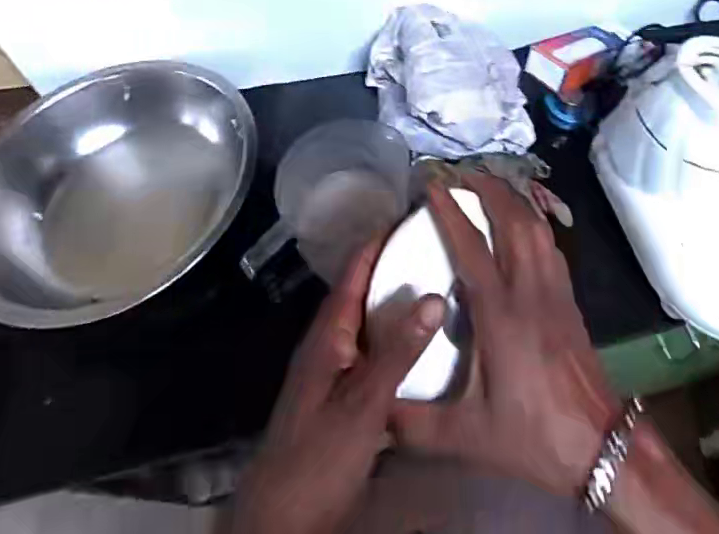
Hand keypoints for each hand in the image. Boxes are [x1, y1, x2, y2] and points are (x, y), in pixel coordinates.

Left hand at [224, 237, 445, 533]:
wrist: (281, 517)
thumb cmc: (319, 454)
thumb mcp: (365, 402)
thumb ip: (400, 351)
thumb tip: (435, 295)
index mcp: (328, 332)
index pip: (355, 269)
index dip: (380, 240)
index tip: (413, 215)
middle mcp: (329, 341)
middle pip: (362, 289)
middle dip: (394, 263)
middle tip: (436, 246)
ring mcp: (334, 367)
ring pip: (369, 318)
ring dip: (396, 298)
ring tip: (437, 282)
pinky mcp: (342, 391)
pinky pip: (373, 346)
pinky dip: (396, 333)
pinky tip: (422, 340)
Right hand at [390, 175, 622, 497]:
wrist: (599, 445)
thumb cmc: (531, 436)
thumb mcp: (465, 436)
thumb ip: (413, 422)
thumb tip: (374, 407)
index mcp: (500, 313)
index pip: (472, 247)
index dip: (451, 212)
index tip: (434, 186)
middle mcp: (529, 289)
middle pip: (512, 220)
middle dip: (487, 189)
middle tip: (462, 173)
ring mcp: (554, 289)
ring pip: (536, 226)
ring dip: (512, 199)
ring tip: (489, 187)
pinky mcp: (569, 297)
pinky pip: (549, 243)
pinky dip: (532, 221)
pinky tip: (522, 225)